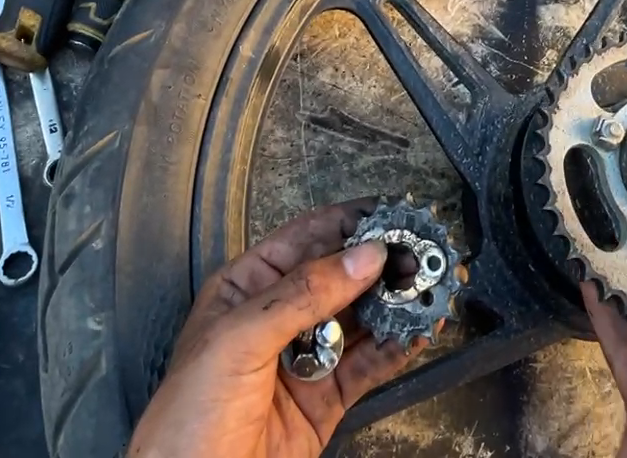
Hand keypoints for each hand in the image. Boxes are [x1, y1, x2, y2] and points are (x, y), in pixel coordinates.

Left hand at [129, 201, 413, 457]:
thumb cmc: (192, 415)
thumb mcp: (239, 340)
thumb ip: (304, 293)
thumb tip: (369, 253)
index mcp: (248, 286)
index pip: (308, 238)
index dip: (352, 223)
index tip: (396, 211)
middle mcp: (280, 316)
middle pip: (342, 276)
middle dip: (384, 262)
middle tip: (426, 253)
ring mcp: (306, 358)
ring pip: (362, 318)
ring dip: (397, 302)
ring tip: (433, 287)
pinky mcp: (326, 400)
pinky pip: (368, 365)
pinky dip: (398, 347)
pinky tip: (420, 331)